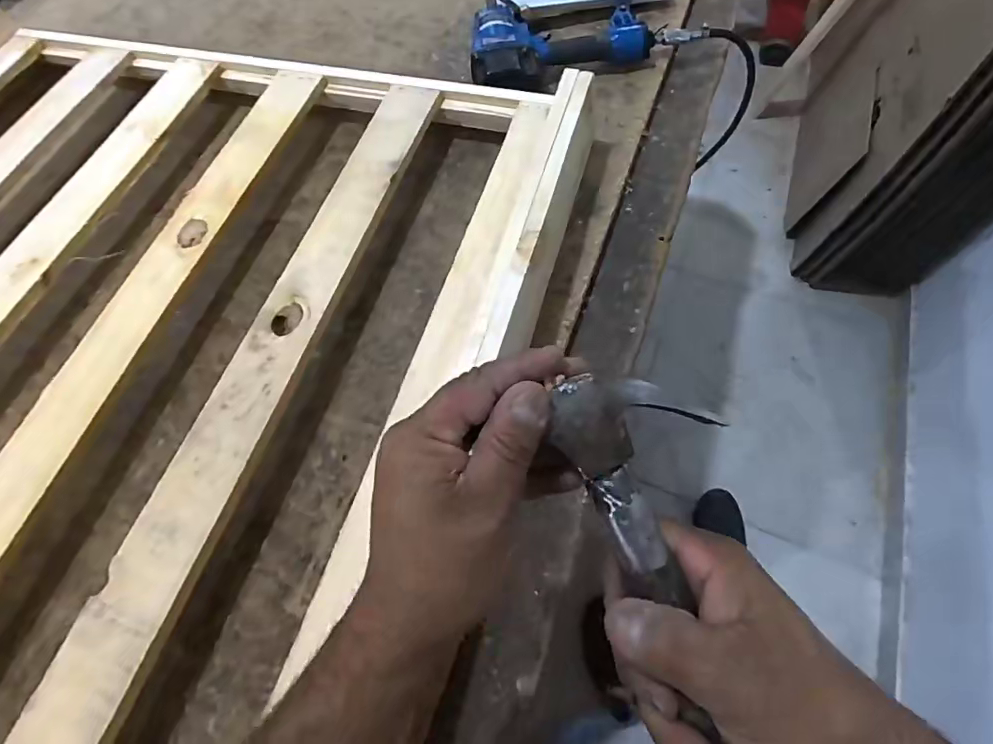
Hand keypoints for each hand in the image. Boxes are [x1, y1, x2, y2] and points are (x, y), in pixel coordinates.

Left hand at [357, 345, 584, 650]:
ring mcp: (436, 463)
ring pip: (492, 429)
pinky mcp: (450, 485)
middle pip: (486, 401)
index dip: (524, 369)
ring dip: (536, 429)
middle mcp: (424, 439)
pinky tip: (565, 470)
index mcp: (421, 436)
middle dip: (534, 393)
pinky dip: (524, 462)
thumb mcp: (486, 502)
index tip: (565, 357)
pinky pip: (490, 459)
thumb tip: (534, 389)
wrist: (412, 634)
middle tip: (579, 382)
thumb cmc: (447, 570)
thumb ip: (510, 442)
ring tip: (580, 421)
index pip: (479, 385)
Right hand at [606, 521, 945, 743]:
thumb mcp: (726, 670)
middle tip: (675, 696)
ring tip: (700, 723)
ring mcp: (704, 631)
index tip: (624, 627)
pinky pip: (666, 688)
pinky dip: (676, 721)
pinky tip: (705, 734)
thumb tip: (612, 614)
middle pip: (637, 609)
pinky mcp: (707, 670)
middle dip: (646, 665)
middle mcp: (703, 588)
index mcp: (712, 563)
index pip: (644, 539)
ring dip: (662, 702)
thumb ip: (665, 640)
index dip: (624, 576)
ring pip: (647, 657)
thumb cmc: (791, 698)